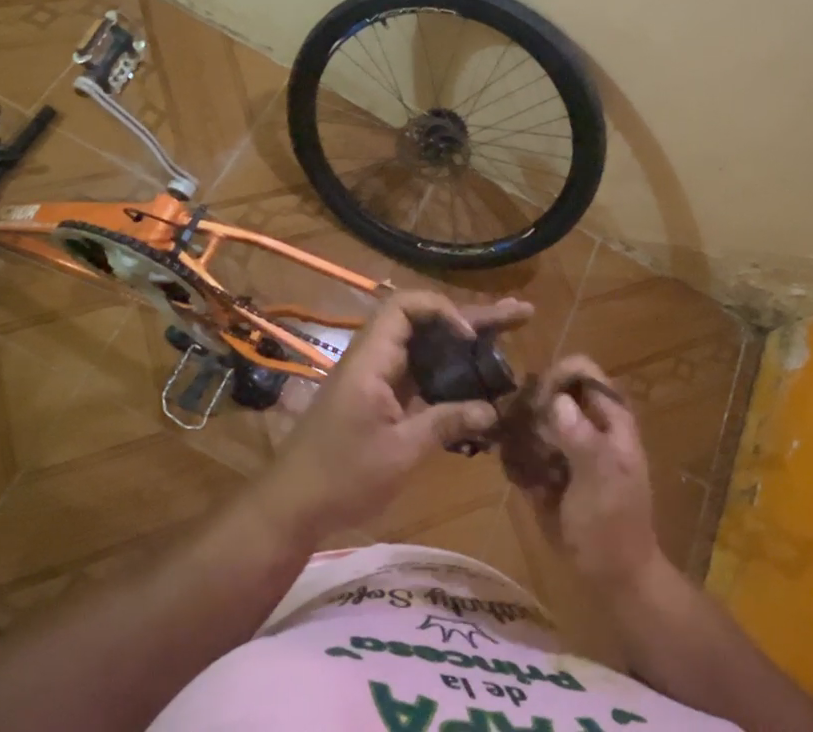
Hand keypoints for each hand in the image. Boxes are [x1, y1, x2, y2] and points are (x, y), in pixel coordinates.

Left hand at [253, 291, 532, 539]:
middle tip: (519, 315)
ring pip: (424, 351)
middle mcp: (373, 362)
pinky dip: (449, 377)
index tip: (471, 338)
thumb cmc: (342, 475)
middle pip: (423, 324)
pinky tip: (480, 387)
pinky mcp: (378, 403)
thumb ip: (446, 423)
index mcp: (370, 361)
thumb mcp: (401, 452)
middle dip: (470, 320)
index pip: (405, 307)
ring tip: (509, 341)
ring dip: (463, 347)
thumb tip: (493, 409)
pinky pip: (418, 378)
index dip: (443, 312)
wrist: (293, 505)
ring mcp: (375, 382)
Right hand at [525, 356, 662, 583]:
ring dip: (517, 431)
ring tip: (515, 454)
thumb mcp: (602, 480)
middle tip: (520, 432)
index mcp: (609, 419)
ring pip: (531, 417)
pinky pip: (521, 447)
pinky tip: (515, 475)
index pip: (581, 371)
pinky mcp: (544, 469)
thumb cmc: (613, 526)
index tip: (537, 401)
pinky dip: (513, 455)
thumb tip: (555, 400)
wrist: (611, 575)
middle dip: (530, 405)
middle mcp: (584, 424)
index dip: (558, 376)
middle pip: (550, 390)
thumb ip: (581, 438)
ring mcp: (563, 446)